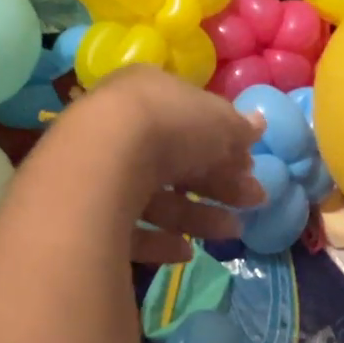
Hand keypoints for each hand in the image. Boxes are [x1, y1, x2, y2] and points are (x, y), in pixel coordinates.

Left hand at [43, 65, 265, 262]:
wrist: (100, 163)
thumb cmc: (169, 127)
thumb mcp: (221, 122)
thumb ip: (240, 128)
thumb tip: (259, 124)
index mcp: (149, 91)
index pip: (192, 117)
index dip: (225, 143)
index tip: (250, 166)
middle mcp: (119, 125)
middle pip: (176, 158)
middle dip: (220, 182)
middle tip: (253, 201)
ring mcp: (98, 168)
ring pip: (155, 195)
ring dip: (198, 214)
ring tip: (232, 231)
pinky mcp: (83, 212)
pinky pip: (127, 227)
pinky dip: (158, 239)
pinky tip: (185, 251)